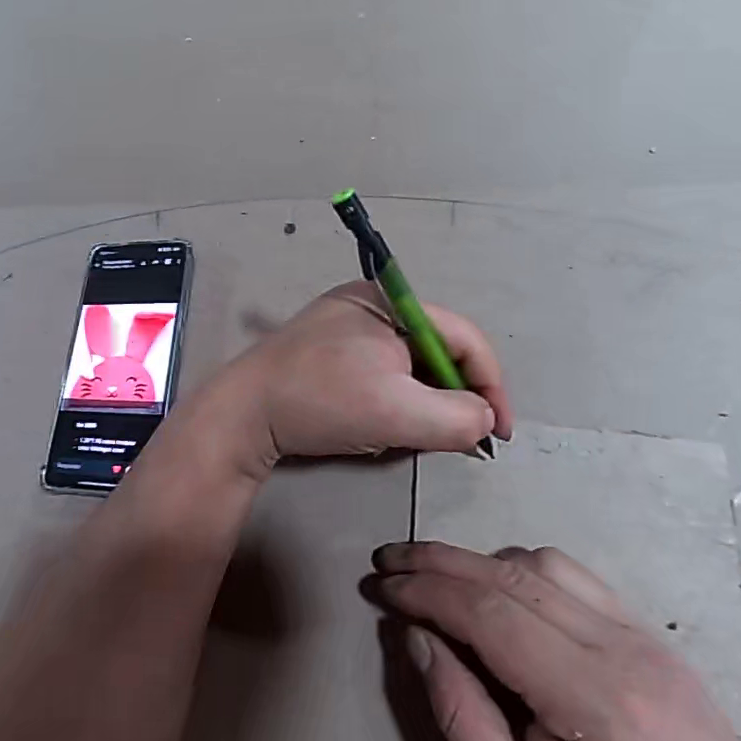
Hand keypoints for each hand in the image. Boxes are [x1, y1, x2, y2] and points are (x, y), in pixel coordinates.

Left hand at [204, 281, 513, 469]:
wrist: (242, 415)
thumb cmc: (321, 402)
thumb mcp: (400, 412)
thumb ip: (459, 417)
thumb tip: (482, 420)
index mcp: (388, 302)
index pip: (463, 336)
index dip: (490, 385)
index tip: (498, 433)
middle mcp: (367, 306)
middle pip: (436, 349)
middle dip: (454, 395)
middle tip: (458, 437)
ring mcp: (342, 328)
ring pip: (408, 365)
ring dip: (423, 402)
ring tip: (416, 434)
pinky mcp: (325, 354)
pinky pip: (379, 373)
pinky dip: (394, 400)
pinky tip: (381, 425)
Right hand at [372, 543, 740, 740]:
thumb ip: (464, 721)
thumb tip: (418, 638)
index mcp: (596, 703)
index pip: (487, 612)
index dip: (425, 589)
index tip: (381, 586)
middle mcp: (629, 655)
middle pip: (512, 575)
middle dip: (440, 561)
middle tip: (391, 562)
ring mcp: (653, 645)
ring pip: (547, 565)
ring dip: (483, 563)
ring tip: (441, 582)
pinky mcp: (663, 648)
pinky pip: (582, 582)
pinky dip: (527, 574)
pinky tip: (502, 595)